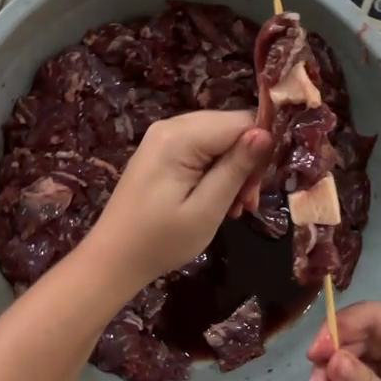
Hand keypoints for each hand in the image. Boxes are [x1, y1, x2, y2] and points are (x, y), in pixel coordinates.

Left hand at [84, 111, 271, 286]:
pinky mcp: (162, 151)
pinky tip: (219, 200)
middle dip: (247, 163)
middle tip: (248, 203)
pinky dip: (216, 172)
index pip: (240, 121)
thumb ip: (236, 168)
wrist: (114, 259)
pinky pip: (202, 149)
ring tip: (235, 208)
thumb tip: (266, 133)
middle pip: (229, 128)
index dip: (260, 149)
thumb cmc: (161, 240)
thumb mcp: (206, 209)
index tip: (259, 187)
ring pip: (219, 139)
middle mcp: (170, 126)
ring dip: (234, 171)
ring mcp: (164, 137)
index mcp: (179, 136)